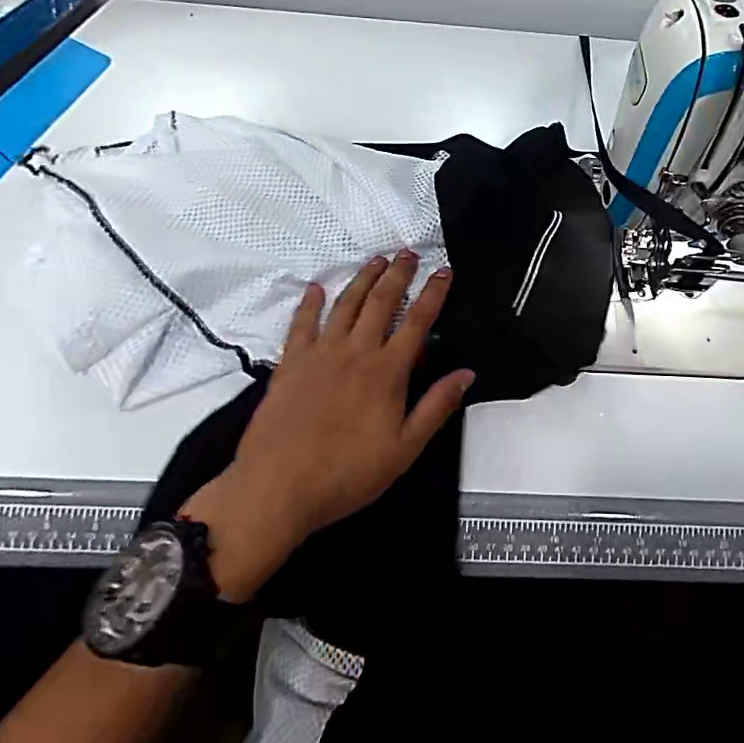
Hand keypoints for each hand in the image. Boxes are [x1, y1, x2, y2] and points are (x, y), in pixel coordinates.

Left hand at [180, 251, 473, 599]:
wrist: (278, 488)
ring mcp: (320, 355)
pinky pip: (301, 325)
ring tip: (375, 261)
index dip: (434, 294)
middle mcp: (355, 353)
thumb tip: (466, 373)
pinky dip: (309, 304)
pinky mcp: (290, 364)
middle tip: (408, 253)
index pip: (418, 322)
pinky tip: (316, 288)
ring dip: (362, 279)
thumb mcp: (405, 449)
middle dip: (398, 274)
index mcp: (387, 372)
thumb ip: (437, 406)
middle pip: (382, 302)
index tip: (444, 272)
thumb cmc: (347, 474)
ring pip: (346, 305)